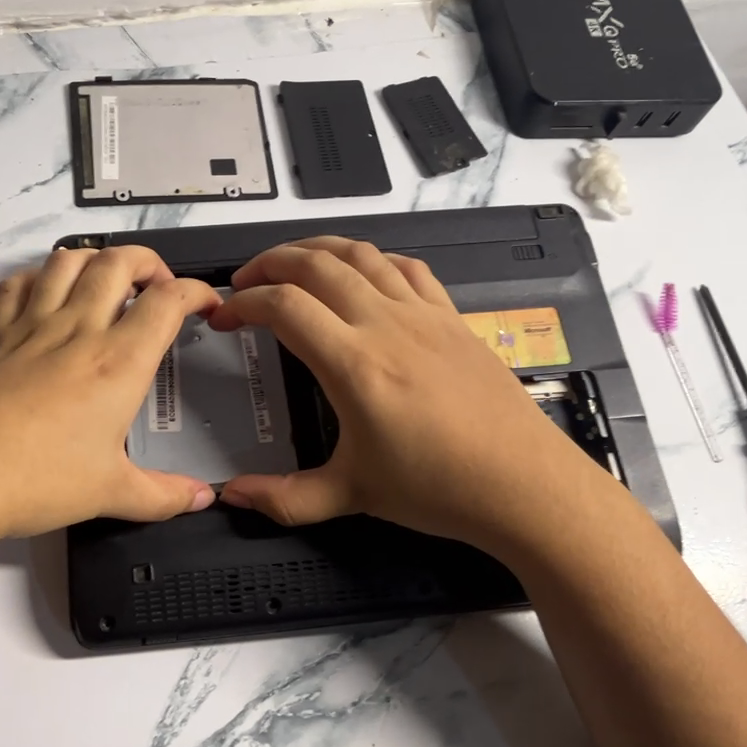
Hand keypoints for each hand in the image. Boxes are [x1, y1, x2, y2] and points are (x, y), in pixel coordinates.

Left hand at [0, 246, 221, 553]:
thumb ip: (163, 496)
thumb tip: (201, 499)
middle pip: (118, 262)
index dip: (197, 291)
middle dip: (149, 261)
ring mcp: (30, 328)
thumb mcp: (111, 494)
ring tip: (108, 280)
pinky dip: (38, 277)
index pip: (167, 301)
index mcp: (118, 362)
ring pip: (67, 260)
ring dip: (96, 258)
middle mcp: (77, 331)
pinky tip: (46, 294)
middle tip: (159, 287)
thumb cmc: (36, 480)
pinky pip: (17, 286)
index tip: (208, 305)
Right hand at [209, 237, 619, 552]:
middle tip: (244, 281)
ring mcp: (423, 315)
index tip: (223, 318)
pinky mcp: (452, 318)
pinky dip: (372, 259)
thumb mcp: (349, 495)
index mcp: (353, 363)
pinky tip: (361, 274)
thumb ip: (283, 497)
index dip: (243, 303)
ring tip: (291, 263)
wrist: (523, 485)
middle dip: (270, 262)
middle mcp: (385, 324)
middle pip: (316, 264)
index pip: (284, 306)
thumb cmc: (436, 488)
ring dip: (317, 248)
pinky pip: (407, 268)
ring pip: (361, 254)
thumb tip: (230, 496)